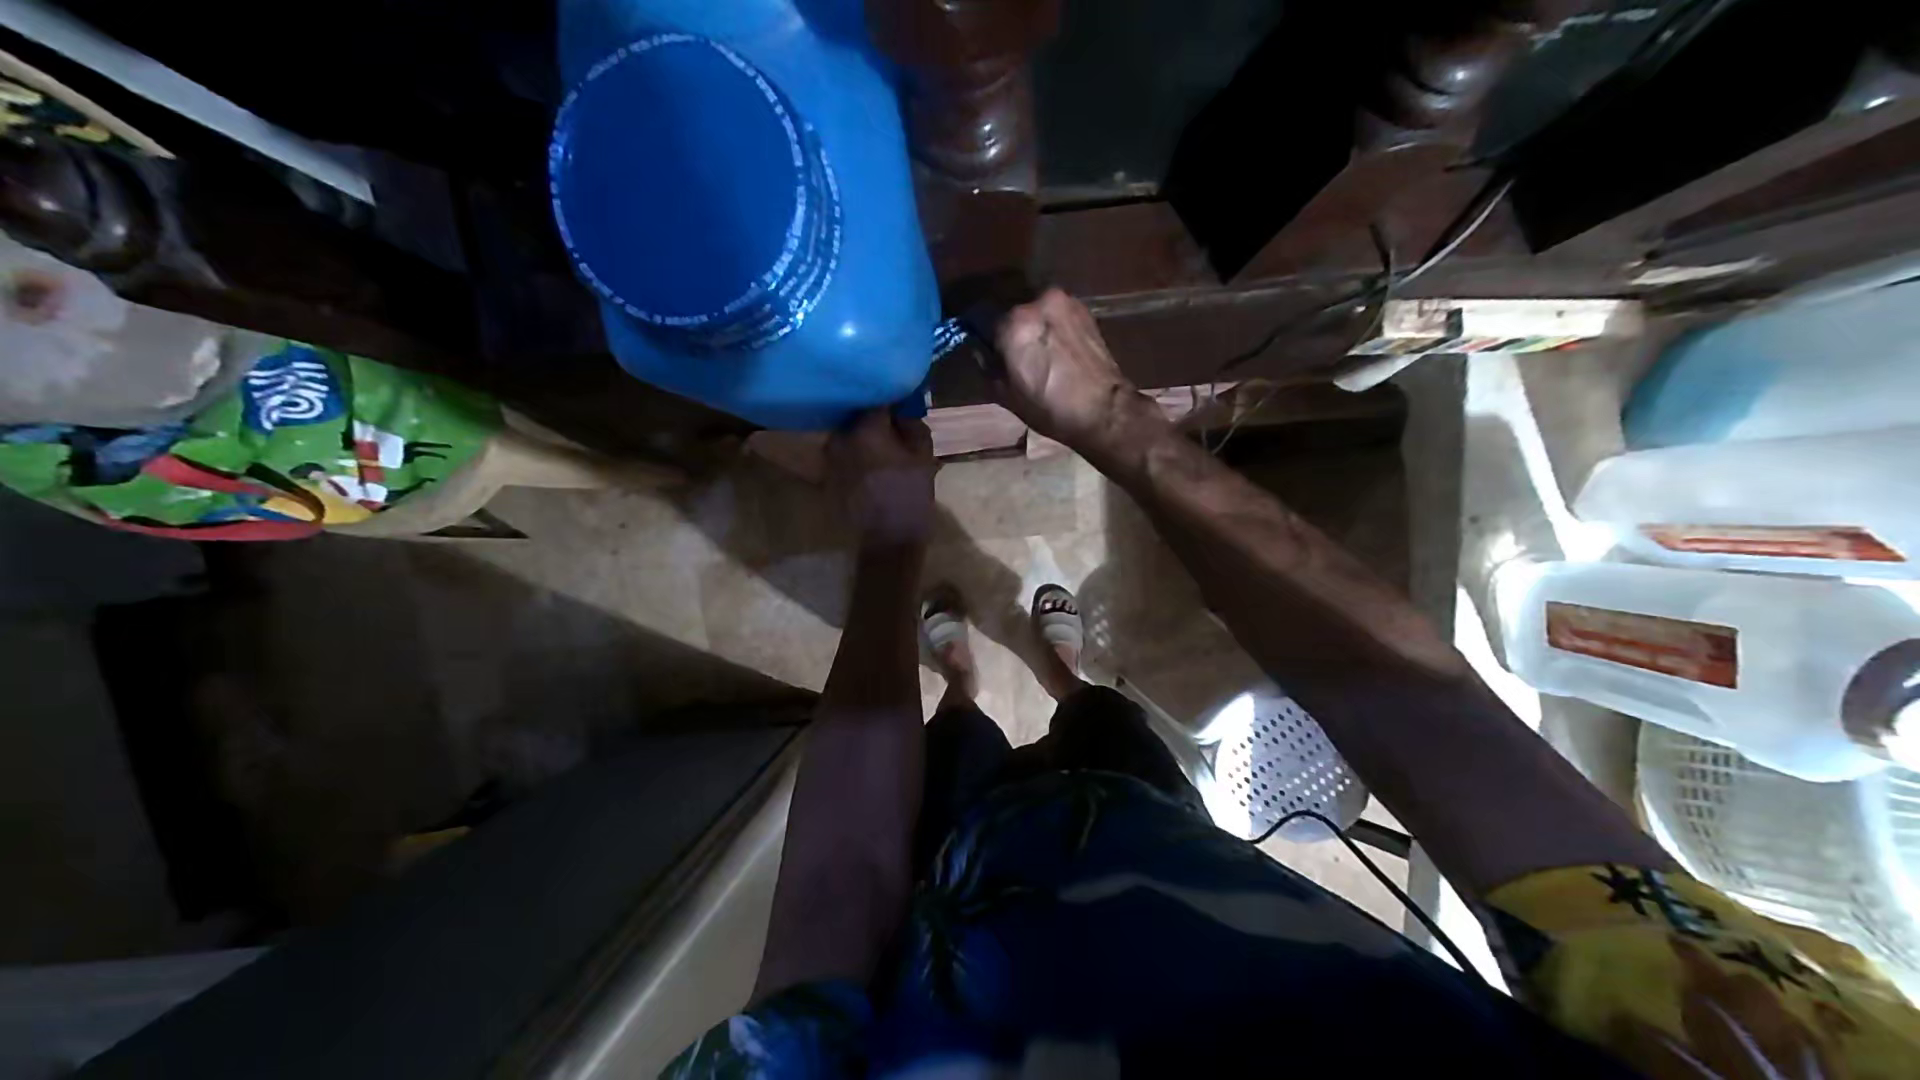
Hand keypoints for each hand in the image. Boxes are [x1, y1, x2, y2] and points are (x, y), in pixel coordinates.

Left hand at [828, 409, 934, 551]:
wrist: (889, 539)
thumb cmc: (911, 494)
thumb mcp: (923, 456)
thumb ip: (913, 425)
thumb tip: (903, 410)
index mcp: (865, 430)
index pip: (876, 400)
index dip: (891, 400)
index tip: (902, 404)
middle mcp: (841, 439)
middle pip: (857, 417)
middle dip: (875, 418)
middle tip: (894, 424)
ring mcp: (830, 458)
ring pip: (849, 436)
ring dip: (863, 437)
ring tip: (883, 445)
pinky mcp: (827, 476)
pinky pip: (843, 455)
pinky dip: (855, 454)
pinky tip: (871, 464)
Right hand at [991, 289, 1158, 457]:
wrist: (1104, 409)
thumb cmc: (1049, 407)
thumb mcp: (1005, 395)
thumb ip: (986, 366)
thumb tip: (981, 351)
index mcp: (1013, 322)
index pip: (982, 320)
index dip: (984, 339)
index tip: (988, 353)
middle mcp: (1037, 301)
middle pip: (1012, 311)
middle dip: (1010, 329)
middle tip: (1013, 355)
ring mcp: (1064, 301)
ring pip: (1036, 310)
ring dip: (1033, 326)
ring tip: (1039, 353)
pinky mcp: (1084, 309)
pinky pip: (1057, 313)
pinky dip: (1053, 326)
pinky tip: (1057, 349)